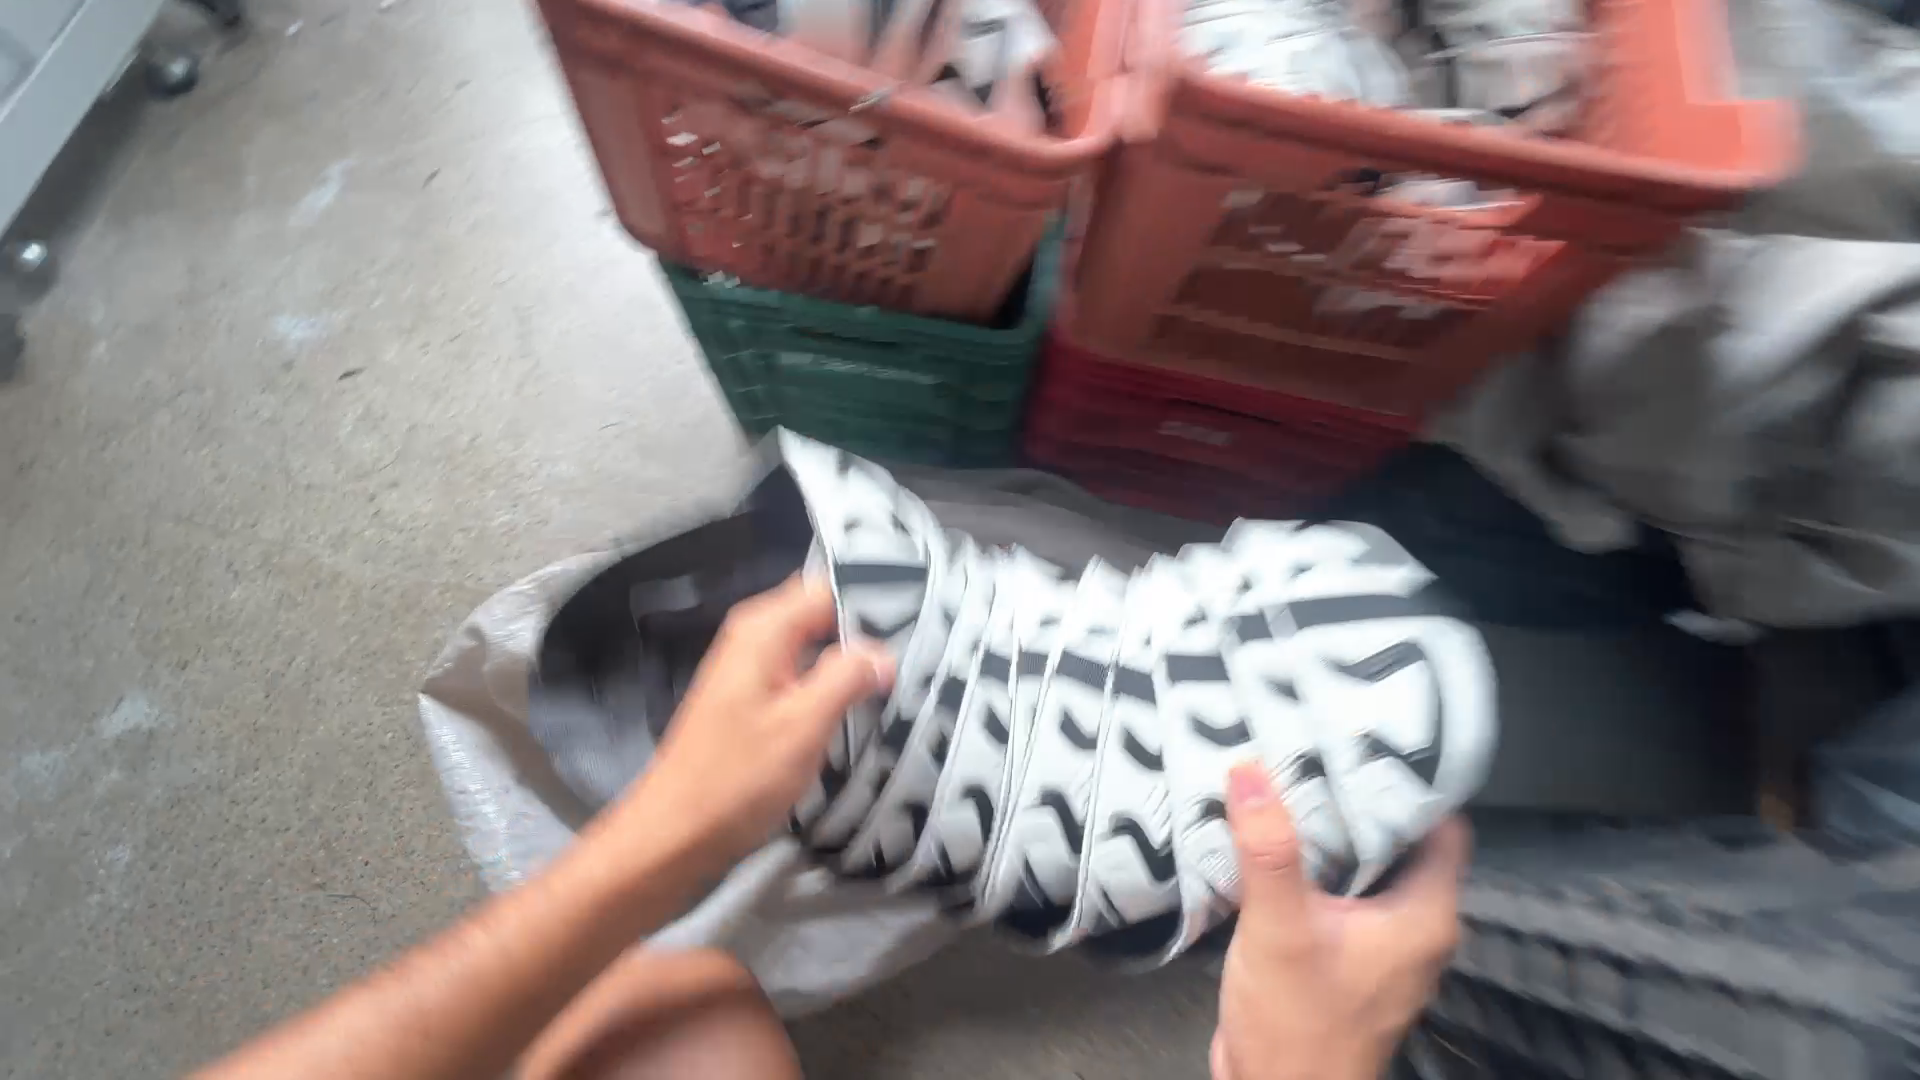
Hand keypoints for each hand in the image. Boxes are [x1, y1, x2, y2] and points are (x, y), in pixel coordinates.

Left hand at [612, 577, 894, 867]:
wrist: (674, 835)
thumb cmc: (737, 778)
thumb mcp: (803, 725)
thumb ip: (847, 678)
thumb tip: (885, 654)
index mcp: (764, 629)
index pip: (828, 589)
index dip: (870, 602)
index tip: (916, 624)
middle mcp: (755, 637)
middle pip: (822, 613)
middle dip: (865, 631)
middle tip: (914, 654)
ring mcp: (751, 667)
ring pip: (814, 644)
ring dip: (851, 660)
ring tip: (898, 677)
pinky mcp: (753, 697)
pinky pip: (802, 672)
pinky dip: (831, 682)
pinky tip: (861, 703)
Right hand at [1212, 766, 1468, 1079]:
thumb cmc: (1298, 1023)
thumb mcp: (1282, 929)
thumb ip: (1270, 851)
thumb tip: (1251, 768)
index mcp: (1423, 913)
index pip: (1438, 823)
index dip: (1406, 776)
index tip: (1357, 731)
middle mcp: (1409, 920)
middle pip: (1392, 834)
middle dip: (1349, 789)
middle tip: (1303, 738)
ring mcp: (1372, 935)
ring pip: (1357, 858)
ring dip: (1320, 821)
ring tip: (1277, 770)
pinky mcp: (1336, 944)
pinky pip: (1328, 882)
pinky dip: (1302, 853)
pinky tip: (1261, 828)